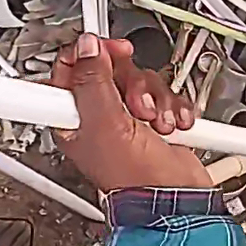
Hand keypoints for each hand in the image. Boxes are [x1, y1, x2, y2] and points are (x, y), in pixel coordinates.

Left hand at [50, 33, 207, 192]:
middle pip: (114, 69)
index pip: (71, 68)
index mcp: (74, 117)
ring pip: (144, 81)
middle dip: (134, 83)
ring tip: (157, 123)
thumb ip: (91, 80)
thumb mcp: (105, 124)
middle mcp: (100, 115)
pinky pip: (167, 94)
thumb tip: (86, 47)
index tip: (108, 52)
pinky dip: (175, 108)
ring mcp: (130, 118)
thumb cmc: (134, 179)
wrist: (175, 199)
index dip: (90, 55)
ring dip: (158, 100)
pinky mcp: (157, 121)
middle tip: (136, 105)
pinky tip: (174, 126)